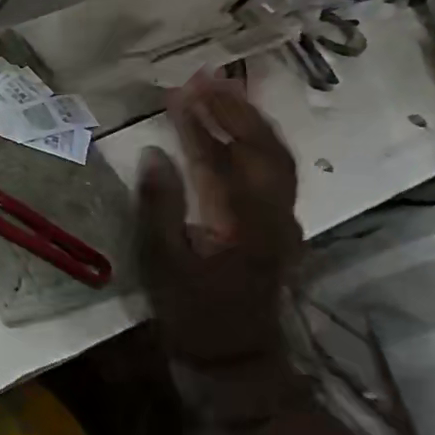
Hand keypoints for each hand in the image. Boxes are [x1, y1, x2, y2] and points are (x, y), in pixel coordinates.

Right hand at [137, 71, 301, 368]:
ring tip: (217, 93)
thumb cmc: (190, 308)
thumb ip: (159, 204)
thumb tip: (153, 153)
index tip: (179, 91)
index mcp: (247, 222)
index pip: (230, 158)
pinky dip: (251, 144)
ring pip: (276, 159)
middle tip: (203, 79)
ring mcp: (281, 222)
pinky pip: (271, 173)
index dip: (204, 122)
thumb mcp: (162, 259)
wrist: (234, 355)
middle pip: (268, 150)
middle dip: (236, 110)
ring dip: (248, 123)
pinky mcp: (274, 227)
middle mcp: (276, 216)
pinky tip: (231, 133)